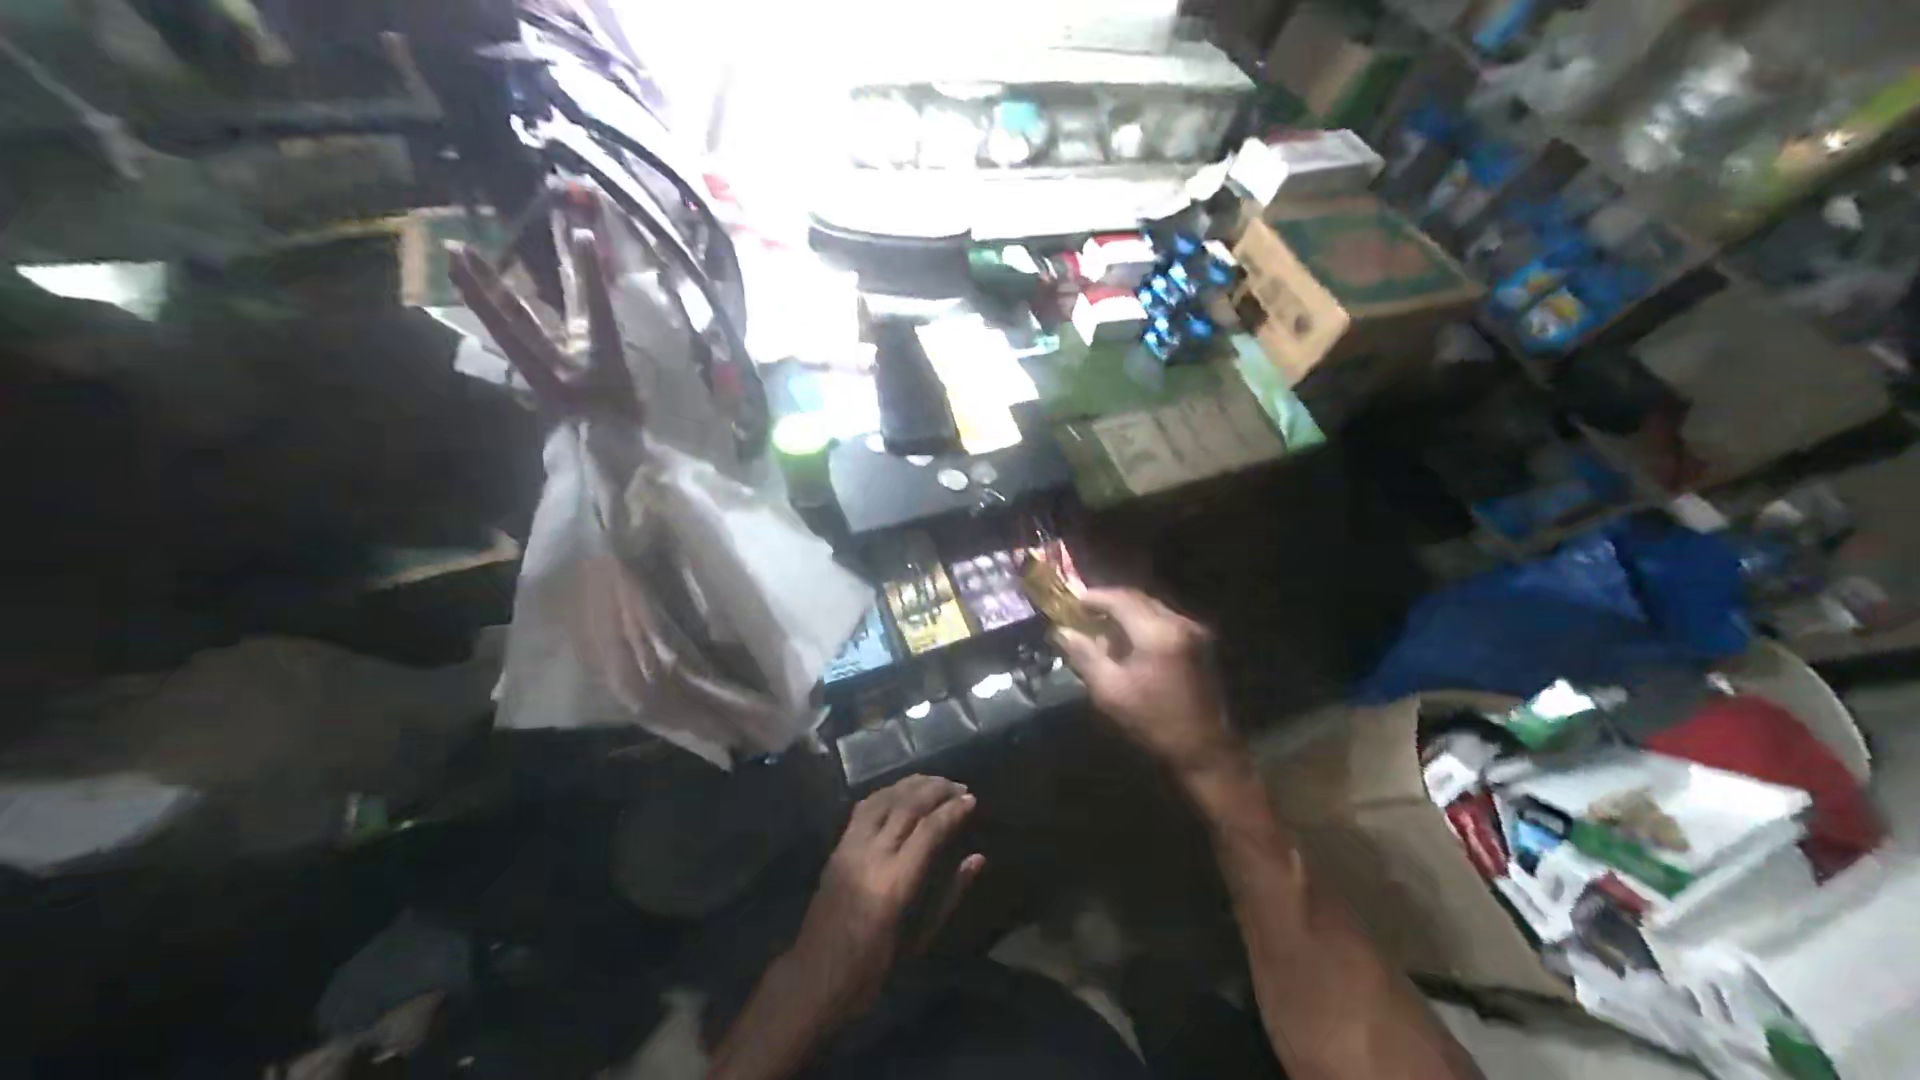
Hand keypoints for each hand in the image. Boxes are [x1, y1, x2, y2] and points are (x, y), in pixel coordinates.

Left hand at [790, 775, 983, 1019]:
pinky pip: (863, 808)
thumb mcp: (918, 941)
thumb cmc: (872, 969)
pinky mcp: (837, 847)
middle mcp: (871, 855)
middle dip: (936, 790)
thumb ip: (949, 895)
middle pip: (906, 806)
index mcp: (894, 883)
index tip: (971, 799)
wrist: (813, 978)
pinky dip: (886, 793)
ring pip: (883, 799)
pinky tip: (900, 792)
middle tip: (959, 785)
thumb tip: (977, 859)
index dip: (952, 811)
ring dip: (911, 784)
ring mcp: (850, 847)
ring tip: (935, 781)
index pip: (929, 830)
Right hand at [1053, 588, 1242, 781]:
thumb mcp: (1110, 691)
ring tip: (1101, 624)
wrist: (1203, 747)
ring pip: (1151, 607)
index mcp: (1157, 633)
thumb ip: (1084, 655)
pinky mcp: (1199, 641)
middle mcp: (1179, 622)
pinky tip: (1126, 638)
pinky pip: (1164, 619)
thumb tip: (1062, 631)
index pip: (1120, 599)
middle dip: (1109, 601)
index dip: (1094, 597)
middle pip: (1138, 598)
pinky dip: (1142, 621)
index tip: (1073, 601)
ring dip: (1126, 611)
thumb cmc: (1152, 721)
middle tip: (1084, 610)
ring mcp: (1193, 630)